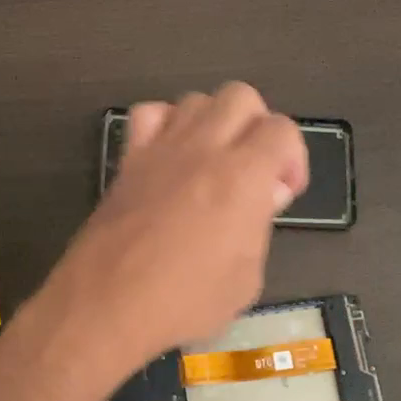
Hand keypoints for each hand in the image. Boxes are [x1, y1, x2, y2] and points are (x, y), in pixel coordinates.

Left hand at [35, 83, 306, 377]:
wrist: (109, 304)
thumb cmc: (185, 301)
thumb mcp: (245, 280)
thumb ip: (260, 228)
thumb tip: (263, 196)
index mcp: (243, 176)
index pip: (282, 129)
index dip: (292, 158)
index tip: (282, 193)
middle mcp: (204, 148)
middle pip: (242, 96)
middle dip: (257, 127)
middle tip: (253, 170)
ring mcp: (161, 148)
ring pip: (197, 99)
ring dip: (214, 123)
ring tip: (212, 163)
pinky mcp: (129, 159)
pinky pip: (149, 113)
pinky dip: (165, 124)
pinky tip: (170, 156)